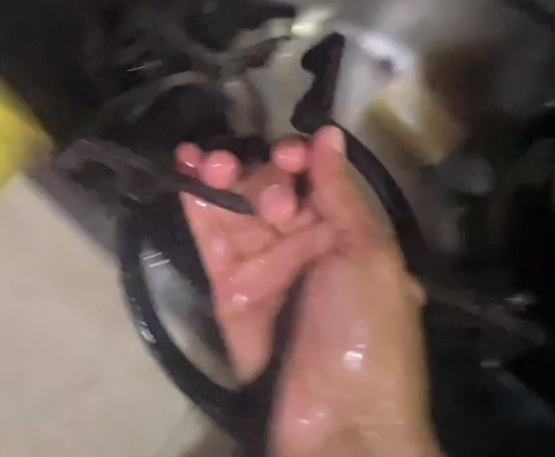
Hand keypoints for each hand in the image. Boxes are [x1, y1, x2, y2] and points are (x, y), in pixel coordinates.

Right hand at [180, 128, 436, 456]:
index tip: (288, 157)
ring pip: (233, 201)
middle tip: (270, 204)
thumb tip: (327, 133)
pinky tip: (185, 165)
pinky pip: (208, 232)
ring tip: (209, 164)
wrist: (339, 421)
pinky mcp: (226, 284)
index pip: (309, 176)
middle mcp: (297, 241)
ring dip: (219, 172)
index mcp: (340, 233)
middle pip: (266, 184)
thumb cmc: (366, 331)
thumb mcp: (369, 254)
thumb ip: (339, 191)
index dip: (294, 158)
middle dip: (260, 176)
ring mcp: (259, 262)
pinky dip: (195, 198)